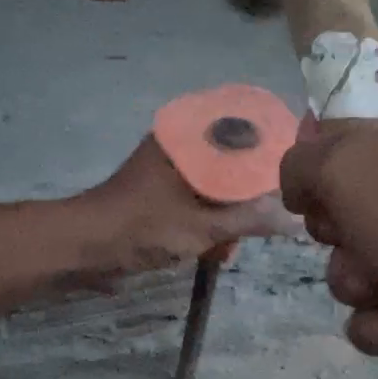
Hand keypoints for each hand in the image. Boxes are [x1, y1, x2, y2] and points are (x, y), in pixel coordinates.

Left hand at [79, 135, 296, 275]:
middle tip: (260, 224)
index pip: (245, 129)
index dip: (272, 151)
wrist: (84, 247)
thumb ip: (250, 220)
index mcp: (188, 135)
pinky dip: (209, 222)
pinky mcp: (160, 193)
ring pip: (217, 185)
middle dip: (248, 197)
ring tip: (228, 247)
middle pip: (234, 161)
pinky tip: (213, 249)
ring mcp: (168, 169)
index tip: (293, 177)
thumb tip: (292, 220)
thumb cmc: (143, 228)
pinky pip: (198, 200)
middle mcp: (179, 144)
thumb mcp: (203, 226)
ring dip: (228, 216)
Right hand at [279, 66, 377, 378]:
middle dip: (338, 227)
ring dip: (356, 279)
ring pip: (370, 250)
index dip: (323, 137)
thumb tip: (301, 178)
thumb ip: (304, 160)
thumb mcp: (352, 168)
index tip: (306, 176)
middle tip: (345, 238)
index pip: (364, 98)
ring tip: (377, 293)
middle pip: (359, 185)